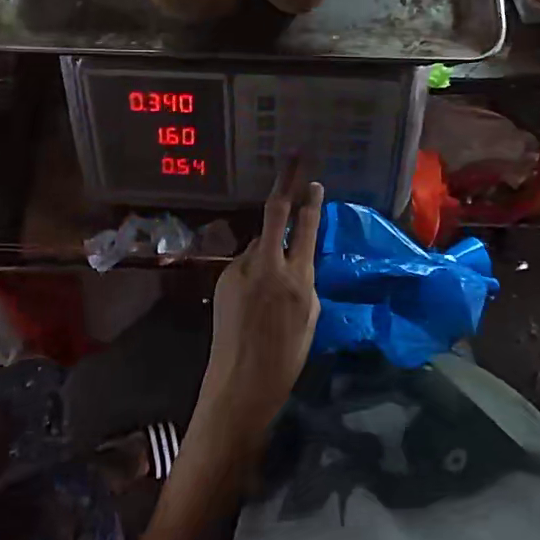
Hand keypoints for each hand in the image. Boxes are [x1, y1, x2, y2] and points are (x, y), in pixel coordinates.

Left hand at [192, 164, 323, 458]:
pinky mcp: (223, 279)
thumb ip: (305, 282)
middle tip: (294, 156)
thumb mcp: (310, 318)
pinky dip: (256, 265)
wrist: (239, 383)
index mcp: (297, 278)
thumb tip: (296, 261)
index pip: (305, 227)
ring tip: (274, 272)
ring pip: (259, 241)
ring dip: (269, 242)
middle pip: (275, 212)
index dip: (312, 201)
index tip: (315, 183)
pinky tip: (257, 292)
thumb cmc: (286, 359)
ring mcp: (240, 269)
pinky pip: (246, 261)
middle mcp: (267, 265)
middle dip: (286, 180)